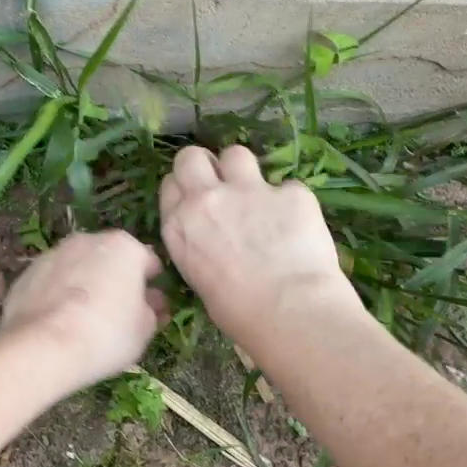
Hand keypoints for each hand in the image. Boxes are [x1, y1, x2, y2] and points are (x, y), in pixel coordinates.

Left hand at [0, 230, 164, 387]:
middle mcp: (86, 241)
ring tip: (84, 319)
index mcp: (123, 247)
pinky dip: (56, 295)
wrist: (42, 347)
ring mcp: (52, 254)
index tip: (151, 304)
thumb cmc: (106, 334)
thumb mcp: (144, 329)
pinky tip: (57, 321)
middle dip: (115, 280)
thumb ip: (151, 309)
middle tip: (118, 312)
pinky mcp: (26, 273)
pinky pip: (51, 282)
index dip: (151, 283)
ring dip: (84, 284)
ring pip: (77, 268)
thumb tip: (151, 302)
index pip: (147, 261)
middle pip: (109, 259)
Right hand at [159, 145, 358, 341]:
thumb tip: (213, 240)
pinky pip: (286, 186)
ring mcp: (249, 190)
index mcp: (179, 225)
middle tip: (220, 184)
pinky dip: (290, 202)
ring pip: (236, 154)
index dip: (184, 189)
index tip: (196, 200)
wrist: (290, 310)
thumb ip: (198, 244)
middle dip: (204, 166)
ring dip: (243, 171)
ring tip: (256, 196)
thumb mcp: (197, 277)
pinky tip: (297, 226)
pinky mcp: (290, 191)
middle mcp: (206, 199)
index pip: (170, 184)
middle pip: (192, 157)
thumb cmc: (237, 312)